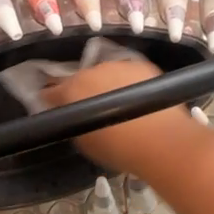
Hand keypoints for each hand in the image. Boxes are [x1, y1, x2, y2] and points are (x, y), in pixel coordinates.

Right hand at [41, 58, 210, 175]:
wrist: (162, 141)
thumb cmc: (118, 148)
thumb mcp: (84, 142)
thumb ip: (70, 124)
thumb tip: (71, 118)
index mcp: (72, 89)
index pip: (51, 91)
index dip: (51, 101)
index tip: (54, 110)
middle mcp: (92, 71)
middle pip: (79, 79)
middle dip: (81, 91)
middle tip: (89, 111)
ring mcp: (119, 65)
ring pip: (104, 74)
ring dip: (105, 85)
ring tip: (116, 106)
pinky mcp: (142, 66)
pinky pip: (127, 73)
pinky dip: (126, 83)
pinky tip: (135, 99)